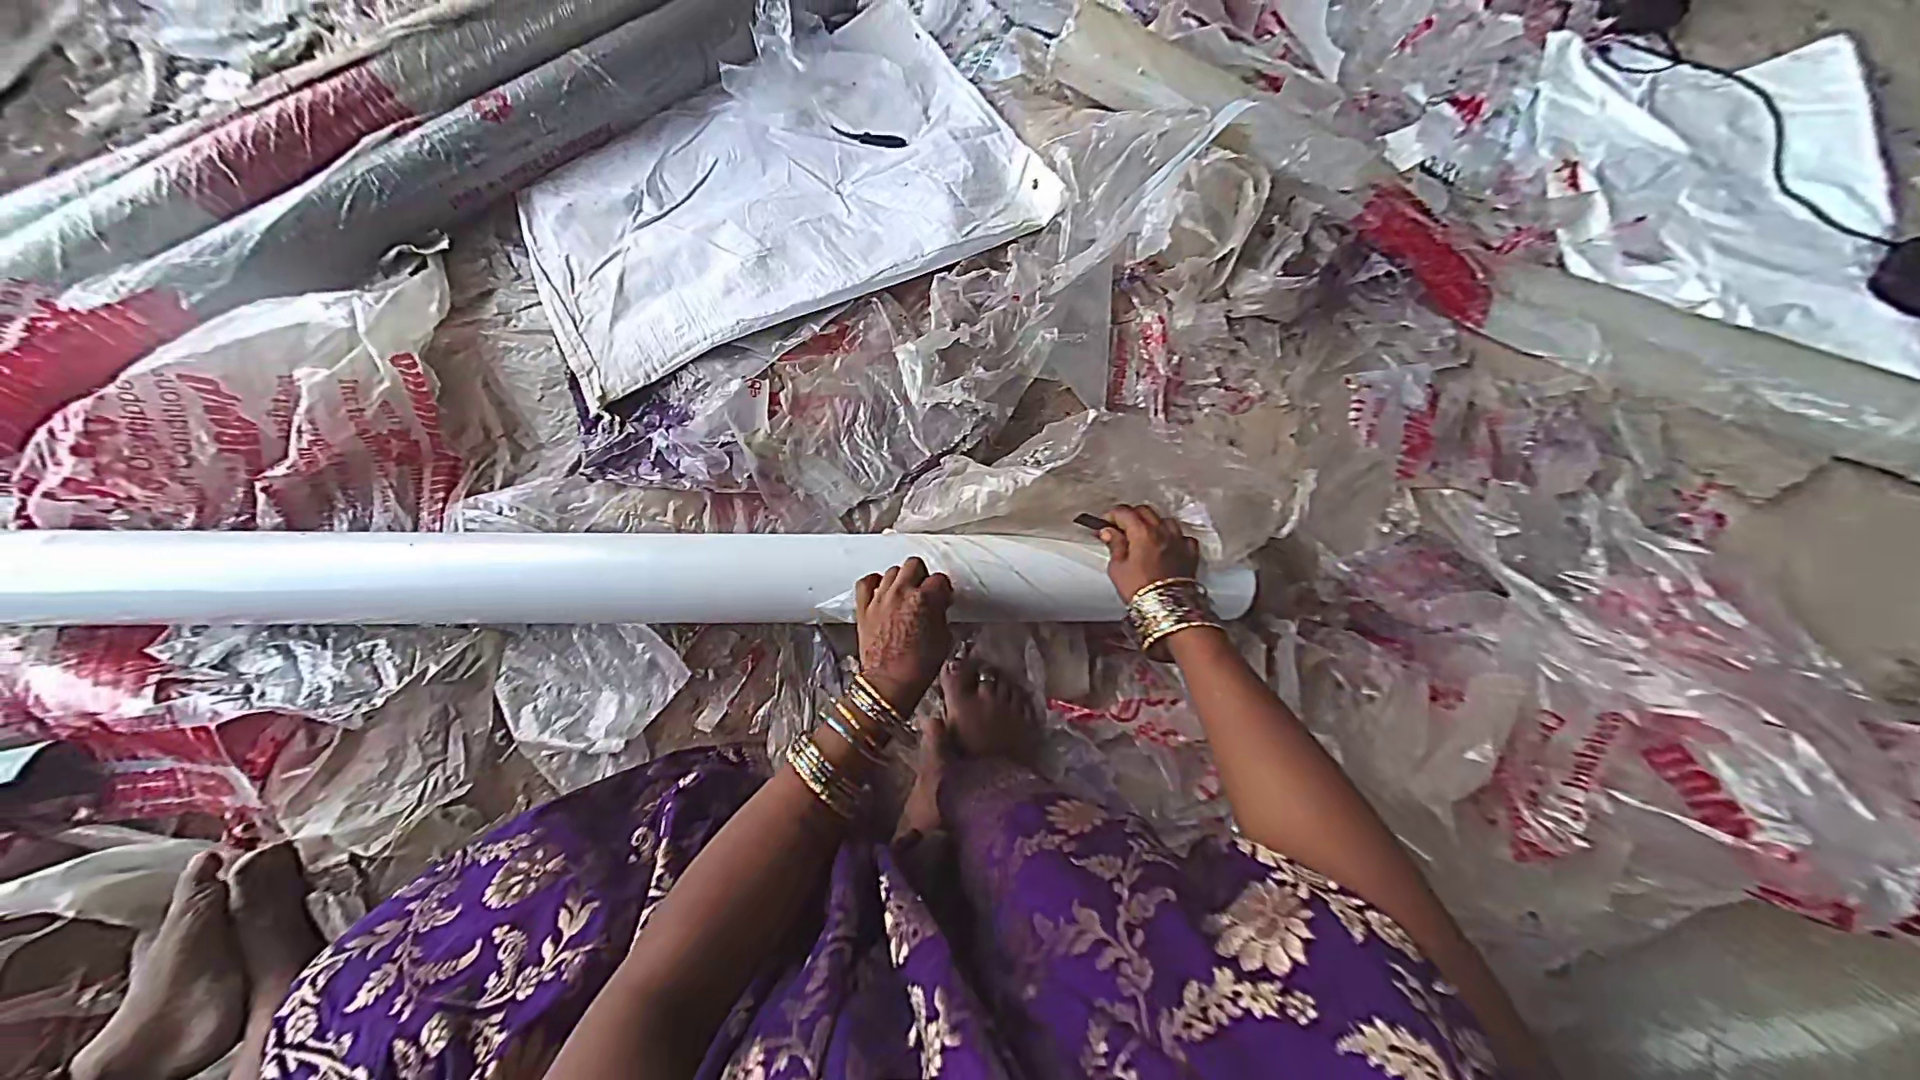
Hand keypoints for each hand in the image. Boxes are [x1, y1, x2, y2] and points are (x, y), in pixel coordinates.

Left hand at [854, 557, 953, 713]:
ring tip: (904, 594)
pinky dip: (874, 583)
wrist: (890, 683)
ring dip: (901, 580)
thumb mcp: (943, 638)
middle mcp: (901, 593)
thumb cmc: (917, 666)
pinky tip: (881, 591)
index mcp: (925, 599)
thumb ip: (941, 613)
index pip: (939, 579)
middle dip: (922, 576)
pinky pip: (866, 582)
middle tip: (924, 590)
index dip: (943, 589)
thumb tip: (939, 605)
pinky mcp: (864, 608)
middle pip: (914, 565)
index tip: (943, 596)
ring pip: (892, 571)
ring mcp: (880, 598)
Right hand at [1097, 504, 1200, 601]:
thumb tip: (1109, 531)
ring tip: (1144, 535)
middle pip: (1145, 511)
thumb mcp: (1117, 568)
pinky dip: (1173, 537)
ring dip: (1153, 523)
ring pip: (1165, 520)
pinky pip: (1182, 536)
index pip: (1124, 512)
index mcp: (1142, 532)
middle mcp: (1162, 530)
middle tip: (1121, 528)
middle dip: (1131, 516)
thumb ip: (1114, 545)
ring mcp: (1179, 540)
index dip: (1112, 515)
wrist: (1168, 607)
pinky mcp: (1190, 552)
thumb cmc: (1139, 588)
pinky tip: (1166, 545)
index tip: (1105, 523)